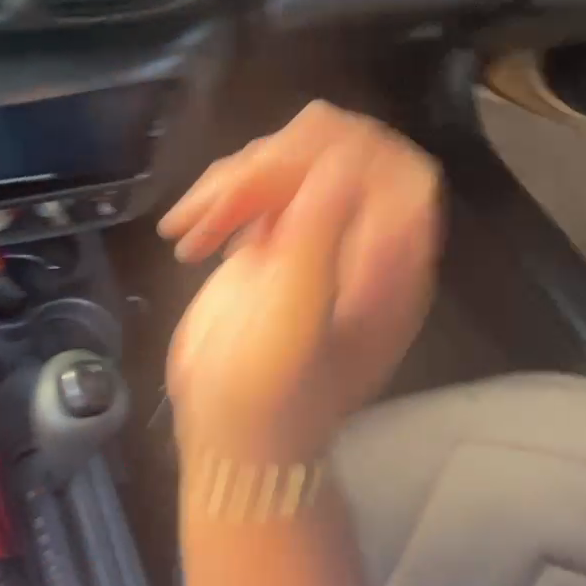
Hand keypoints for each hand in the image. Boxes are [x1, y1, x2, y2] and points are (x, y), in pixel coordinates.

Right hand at [158, 102, 443, 457]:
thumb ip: (317, 234)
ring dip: (231, 185)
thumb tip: (335, 160)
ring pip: (285, 170)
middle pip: (334, 161)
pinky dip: (214, 202)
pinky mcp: (268, 249)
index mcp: (387, 264)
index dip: (354, 152)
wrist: (229, 434)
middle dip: (271, 167)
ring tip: (189, 230)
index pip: (398, 176)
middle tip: (220, 202)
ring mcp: (310, 243)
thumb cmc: (268, 388)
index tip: (290, 158)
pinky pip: (251, 195)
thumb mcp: (295, 315)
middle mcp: (356, 244)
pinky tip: (187, 234)